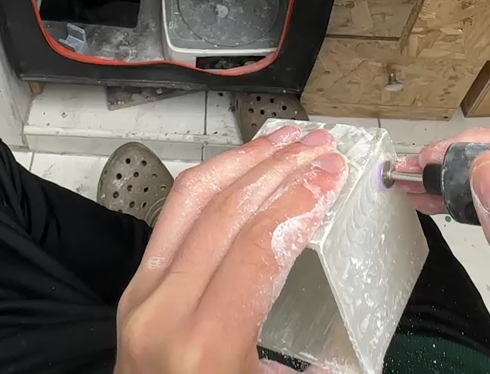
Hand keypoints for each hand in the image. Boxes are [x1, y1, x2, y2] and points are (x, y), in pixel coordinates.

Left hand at [114, 125, 347, 373]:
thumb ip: (316, 372)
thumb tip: (354, 350)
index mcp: (201, 348)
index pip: (257, 247)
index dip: (301, 203)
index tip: (334, 176)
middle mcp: (162, 310)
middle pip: (227, 210)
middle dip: (282, 169)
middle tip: (322, 148)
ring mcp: (141, 293)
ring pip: (193, 197)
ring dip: (245, 160)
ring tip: (286, 138)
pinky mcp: (134, 287)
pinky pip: (173, 215)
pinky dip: (214, 179)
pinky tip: (242, 165)